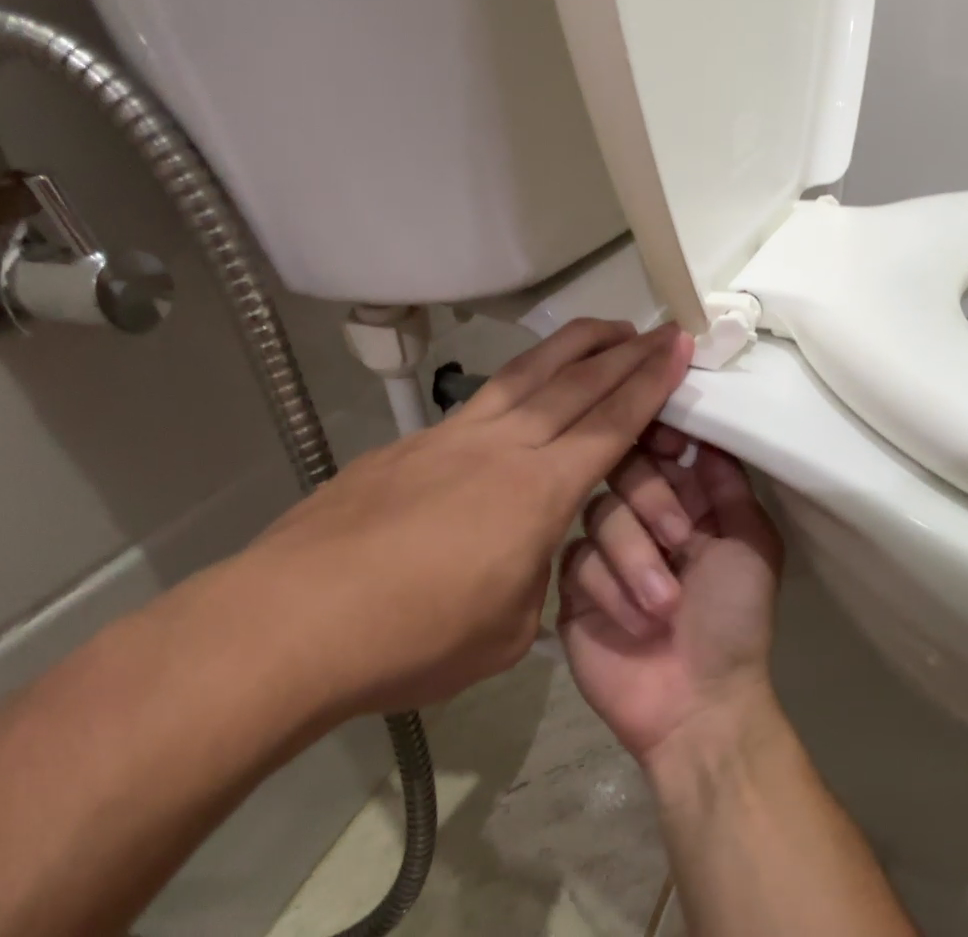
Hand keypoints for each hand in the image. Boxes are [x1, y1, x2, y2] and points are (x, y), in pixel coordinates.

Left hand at [207, 319, 692, 719]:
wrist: (290, 625)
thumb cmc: (413, 640)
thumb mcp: (508, 630)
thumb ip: (533, 578)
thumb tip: (524, 554)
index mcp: (540, 493)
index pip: (612, 425)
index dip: (650, 384)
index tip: (677, 348)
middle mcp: (501, 449)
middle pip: (576, 385)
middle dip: (626, 352)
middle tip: (659, 328)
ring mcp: (447, 440)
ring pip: (524, 376)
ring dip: (572, 347)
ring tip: (605, 327)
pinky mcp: (404, 448)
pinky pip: (478, 401)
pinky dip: (518, 381)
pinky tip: (521, 386)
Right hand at [557, 426, 784, 761]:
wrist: (697, 702)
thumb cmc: (735, 621)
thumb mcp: (752, 544)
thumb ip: (728, 486)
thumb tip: (706, 434)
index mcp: (691, 503)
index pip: (663, 447)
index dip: (660, 436)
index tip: (666, 442)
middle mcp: (646, 517)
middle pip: (624, 466)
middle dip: (651, 498)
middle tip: (681, 539)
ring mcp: (607, 551)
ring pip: (599, 511)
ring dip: (636, 559)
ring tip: (665, 606)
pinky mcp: (573, 587)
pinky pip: (577, 559)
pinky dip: (611, 590)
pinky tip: (636, 626)